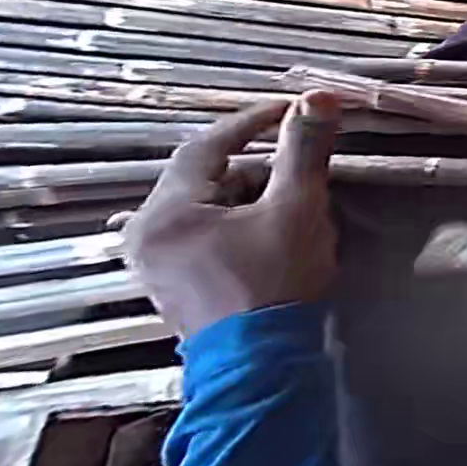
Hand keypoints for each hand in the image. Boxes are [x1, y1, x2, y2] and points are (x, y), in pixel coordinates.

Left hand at [124, 92, 341, 337]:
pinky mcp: (178, 280)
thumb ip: (304, 149)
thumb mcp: (297, 207)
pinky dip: (245, 217)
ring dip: (256, 193)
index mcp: (165, 214)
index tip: (291, 109)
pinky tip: (277, 228)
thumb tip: (318, 98)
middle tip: (302, 164)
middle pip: (210, 175)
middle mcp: (147, 235)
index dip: (253, 121)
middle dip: (261, 165)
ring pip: (213, 203)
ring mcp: (159, 261)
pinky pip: (211, 229)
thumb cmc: (275, 281)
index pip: (208, 145)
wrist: (263, 368)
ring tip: (297, 200)